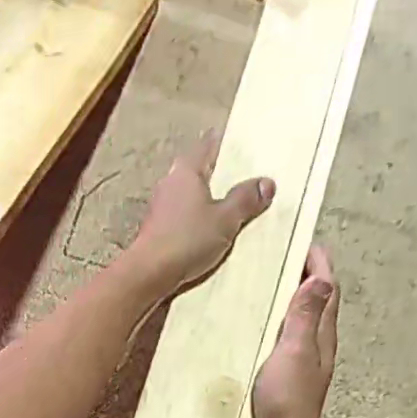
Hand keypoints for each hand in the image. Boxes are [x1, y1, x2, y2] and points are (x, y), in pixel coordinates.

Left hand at [124, 132, 273, 295]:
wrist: (150, 273)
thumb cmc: (188, 239)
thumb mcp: (225, 220)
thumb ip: (245, 200)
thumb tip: (267, 183)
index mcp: (186, 170)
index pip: (209, 144)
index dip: (228, 144)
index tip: (247, 147)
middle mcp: (171, 181)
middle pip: (200, 169)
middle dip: (221, 173)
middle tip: (247, 178)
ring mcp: (162, 205)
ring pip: (192, 193)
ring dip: (210, 198)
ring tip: (233, 206)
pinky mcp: (159, 227)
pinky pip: (186, 214)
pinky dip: (199, 217)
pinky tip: (211, 228)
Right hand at [252, 245, 338, 417]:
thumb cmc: (286, 398)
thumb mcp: (294, 351)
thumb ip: (305, 317)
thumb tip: (321, 279)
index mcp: (322, 334)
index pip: (327, 287)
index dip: (318, 262)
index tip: (303, 239)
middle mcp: (321, 342)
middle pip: (321, 299)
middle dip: (309, 272)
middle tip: (286, 253)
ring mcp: (309, 358)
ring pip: (309, 315)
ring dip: (298, 294)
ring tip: (275, 278)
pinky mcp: (294, 371)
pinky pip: (294, 332)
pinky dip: (286, 315)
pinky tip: (268, 320)